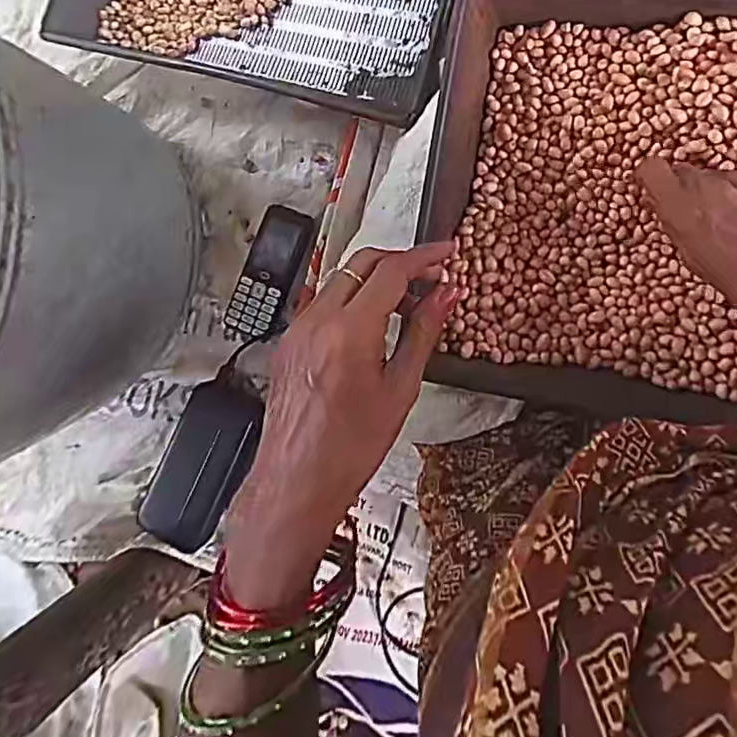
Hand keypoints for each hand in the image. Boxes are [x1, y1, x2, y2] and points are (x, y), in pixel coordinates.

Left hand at [220, 243, 460, 607]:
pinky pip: (326, 301)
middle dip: (402, 260)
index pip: (391, 270)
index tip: (446, 253)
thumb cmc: (347, 448)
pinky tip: (377, 322)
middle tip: (433, 274)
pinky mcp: (290, 342)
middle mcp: (316, 323)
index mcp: (348, 332)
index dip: (425, 256)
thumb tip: (446, 296)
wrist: (295, 483)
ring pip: (343, 278)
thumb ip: (424, 331)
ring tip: (410, 304)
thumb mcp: (401, 388)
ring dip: (378, 279)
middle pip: (363, 262)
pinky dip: (356, 298)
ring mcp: (298, 330)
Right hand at [637, 159, 736, 328]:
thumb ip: (680, 229)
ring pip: (720, 177)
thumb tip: (670, 211)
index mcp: (685, 212)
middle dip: (690, 190)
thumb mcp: (699, 264)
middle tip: (702, 215)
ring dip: (723, 194)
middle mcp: (710, 188)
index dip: (653, 178)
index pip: (652, 170)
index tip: (657, 187)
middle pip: (686, 172)